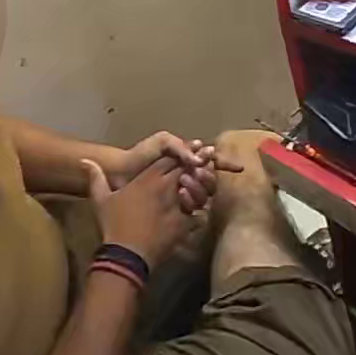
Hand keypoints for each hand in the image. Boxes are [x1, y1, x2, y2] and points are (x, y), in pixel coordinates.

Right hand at [81, 157, 197, 266]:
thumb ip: (96, 178)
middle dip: (195, 166)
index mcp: (149, 177)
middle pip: (188, 166)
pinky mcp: (185, 220)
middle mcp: (166, 185)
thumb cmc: (113, 226)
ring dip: (202, 183)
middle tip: (201, 167)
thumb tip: (84, 161)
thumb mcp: (101, 200)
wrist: (124, 256)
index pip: (172, 156)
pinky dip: (202, 206)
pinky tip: (200, 208)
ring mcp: (177, 202)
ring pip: (199, 184)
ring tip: (203, 185)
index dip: (181, 155)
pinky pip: (200, 208)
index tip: (185, 157)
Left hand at [111, 132, 238, 212]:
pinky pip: (192, 208)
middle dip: (210, 175)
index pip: (210, 161)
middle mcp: (186, 177)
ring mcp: (181, 195)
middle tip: (201, 172)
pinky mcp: (175, 212)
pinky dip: (191, 200)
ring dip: (200, 186)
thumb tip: (200, 155)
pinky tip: (181, 195)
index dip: (224, 163)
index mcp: (185, 161)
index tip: (237, 168)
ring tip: (185, 182)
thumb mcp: (161, 142)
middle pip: (210, 178)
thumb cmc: (139, 158)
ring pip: (205, 193)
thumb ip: (181, 146)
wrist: (119, 176)